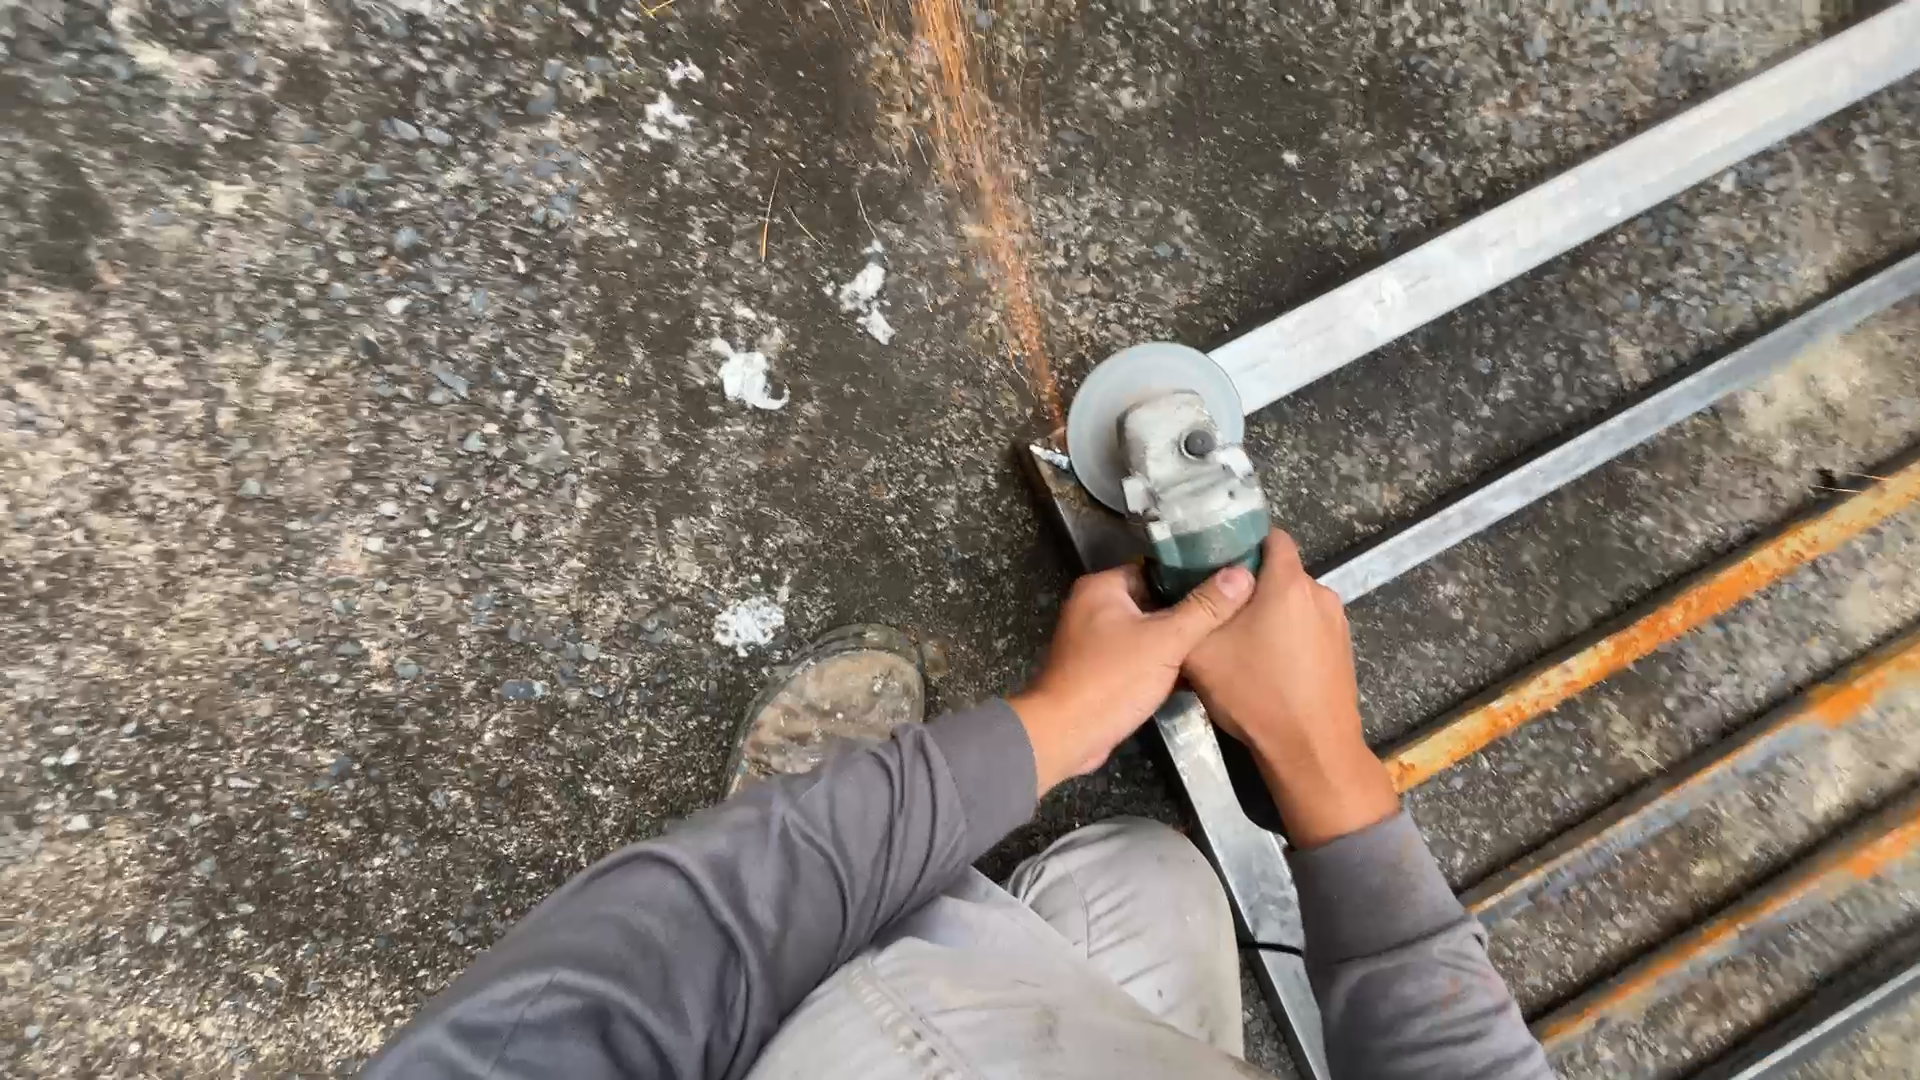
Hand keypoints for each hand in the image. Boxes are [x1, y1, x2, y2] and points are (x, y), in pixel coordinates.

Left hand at [1010, 563, 1253, 795]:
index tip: (1231, 580)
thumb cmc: (1113, 678)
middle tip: (1236, 613)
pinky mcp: (1103, 669)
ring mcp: (1097, 640)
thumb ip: (1204, 608)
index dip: (1192, 575)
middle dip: (1191, 612)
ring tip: (1227, 640)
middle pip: (1154, 601)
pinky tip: (1202, 670)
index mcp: (1102, 587)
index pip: (1155, 569)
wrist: (1067, 733)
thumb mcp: (1166, 640)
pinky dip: (1165, 663)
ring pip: (1150, 632)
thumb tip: (1241, 574)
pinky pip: (1141, 657)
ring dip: (1180, 641)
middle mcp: (1095, 607)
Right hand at [1183, 530, 1398, 846]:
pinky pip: (1307, 625)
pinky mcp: (1343, 649)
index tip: (1213, 559)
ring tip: (1236, 637)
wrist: (1311, 751)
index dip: (1242, 541)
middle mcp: (1319, 594)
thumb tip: (1184, 589)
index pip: (1272, 536)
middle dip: (1248, 583)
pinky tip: (1264, 661)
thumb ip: (1193, 611)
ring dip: (1266, 610)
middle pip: (1279, 571)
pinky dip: (1285, 632)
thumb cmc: (1254, 693)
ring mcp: (1337, 623)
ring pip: (1292, 601)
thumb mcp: (1201, 652)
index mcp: (1287, 584)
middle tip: (1214, 604)